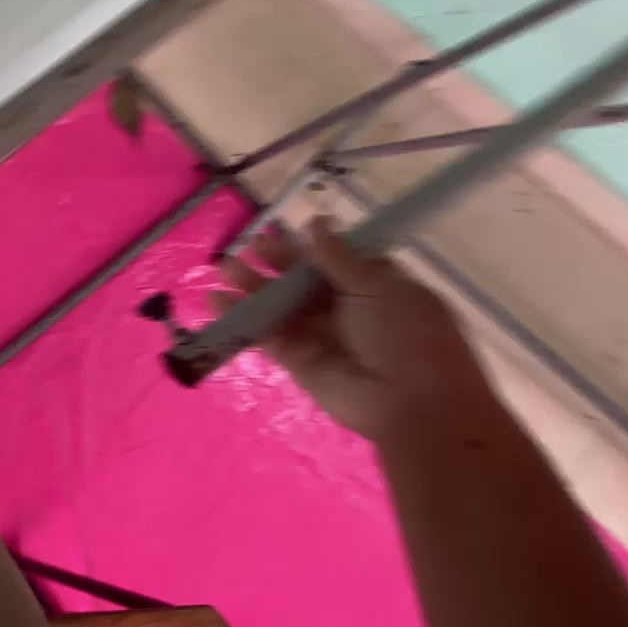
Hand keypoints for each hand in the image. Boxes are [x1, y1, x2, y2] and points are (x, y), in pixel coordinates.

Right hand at [209, 217, 498, 441]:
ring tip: (225, 268)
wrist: (411, 405)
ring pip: (280, 303)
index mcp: (379, 288)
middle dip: (277, 261)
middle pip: (304, 280)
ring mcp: (320, 333)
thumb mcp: (379, 289)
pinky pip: (264, 332)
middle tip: (250, 246)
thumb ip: (339, 258)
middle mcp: (348, 309)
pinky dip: (239, 317)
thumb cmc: (408, 338)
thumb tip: (315, 221)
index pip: (341, 261)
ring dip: (253, 285)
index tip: (289, 231)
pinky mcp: (296, 357)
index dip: (315, 247)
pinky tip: (216, 301)